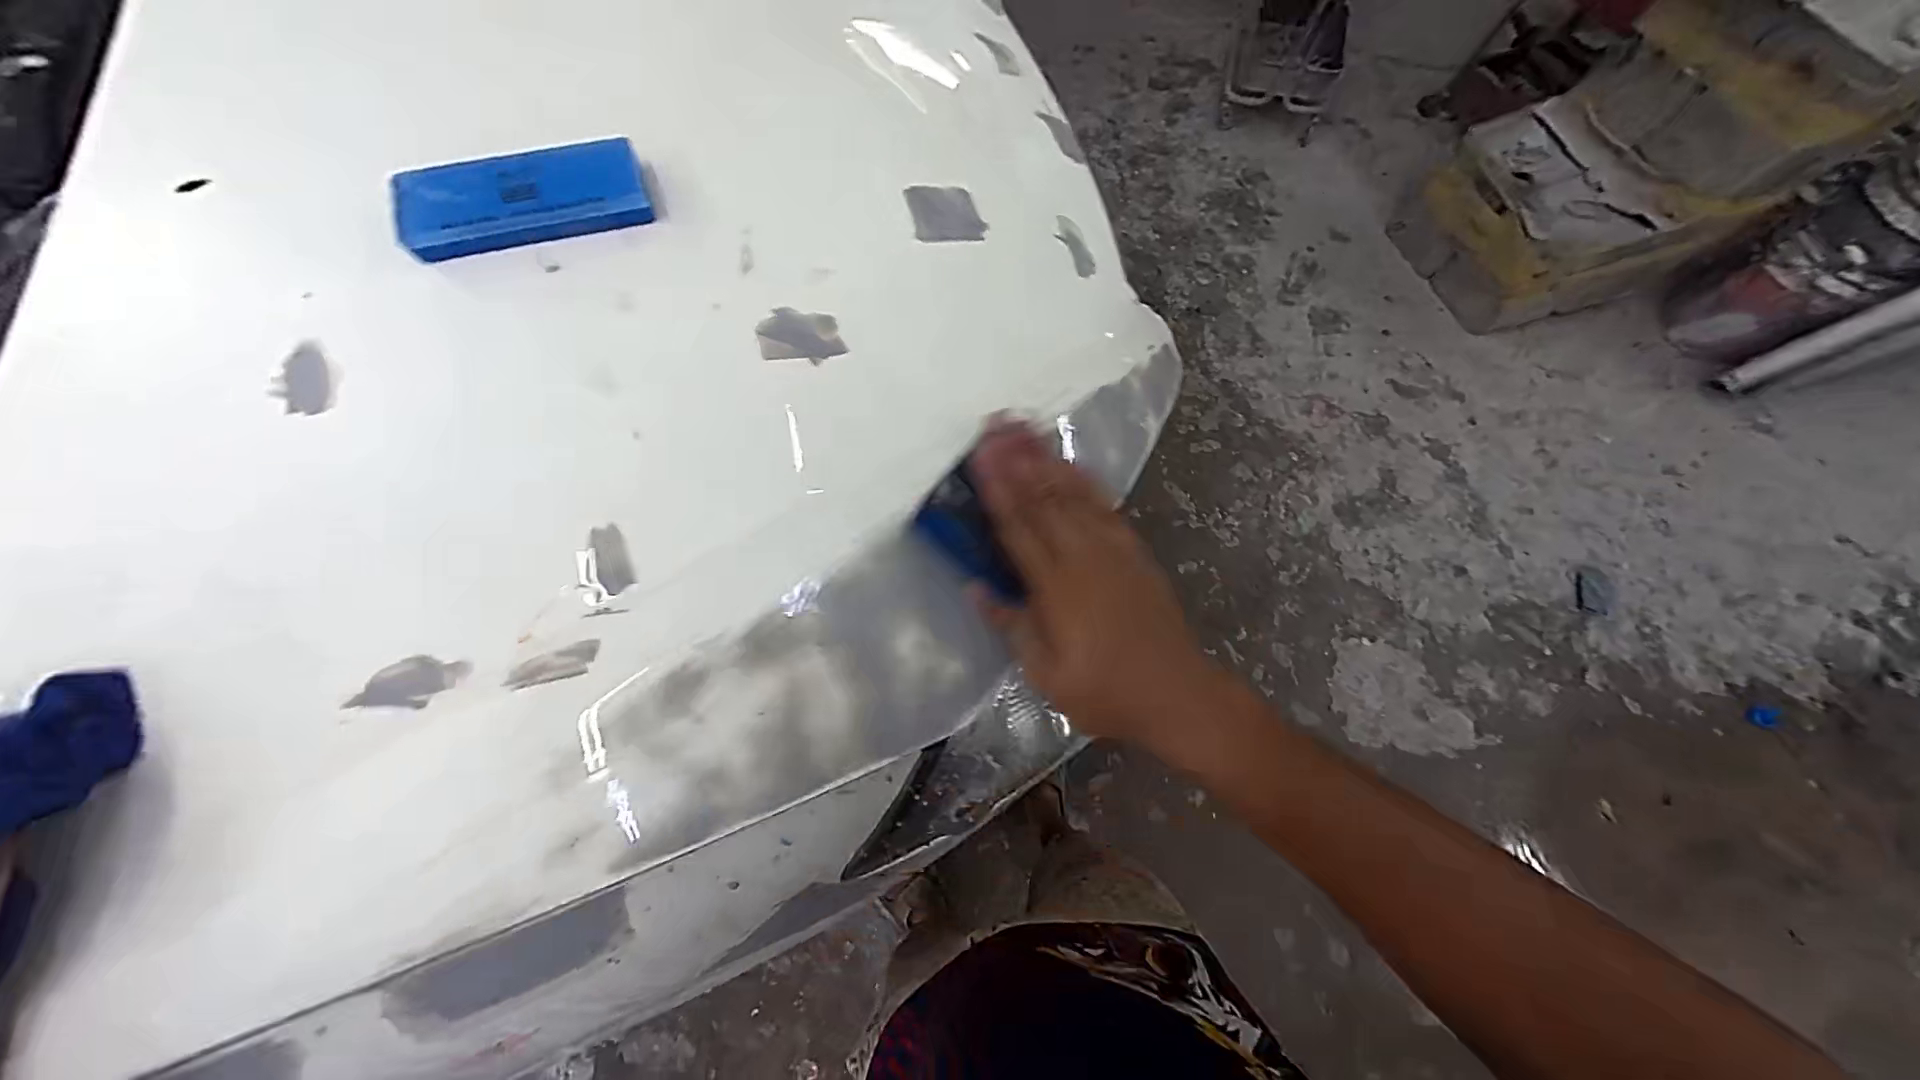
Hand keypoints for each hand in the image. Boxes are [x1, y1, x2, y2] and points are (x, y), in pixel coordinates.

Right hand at [968, 418, 1217, 747]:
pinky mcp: (1134, 552)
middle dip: (1018, 459)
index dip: (997, 489)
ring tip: (1025, 428)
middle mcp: (1083, 558)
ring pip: (1074, 495)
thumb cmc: (1105, 692)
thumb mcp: (1046, 674)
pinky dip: (1084, 480)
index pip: (1018, 528)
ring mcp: (1113, 550)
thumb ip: (1011, 626)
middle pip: (1044, 499)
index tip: (979, 456)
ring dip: (1047, 459)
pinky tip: (1069, 463)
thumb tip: (976, 589)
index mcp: (1056, 587)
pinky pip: (1105, 506)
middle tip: (996, 423)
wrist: (1177, 694)